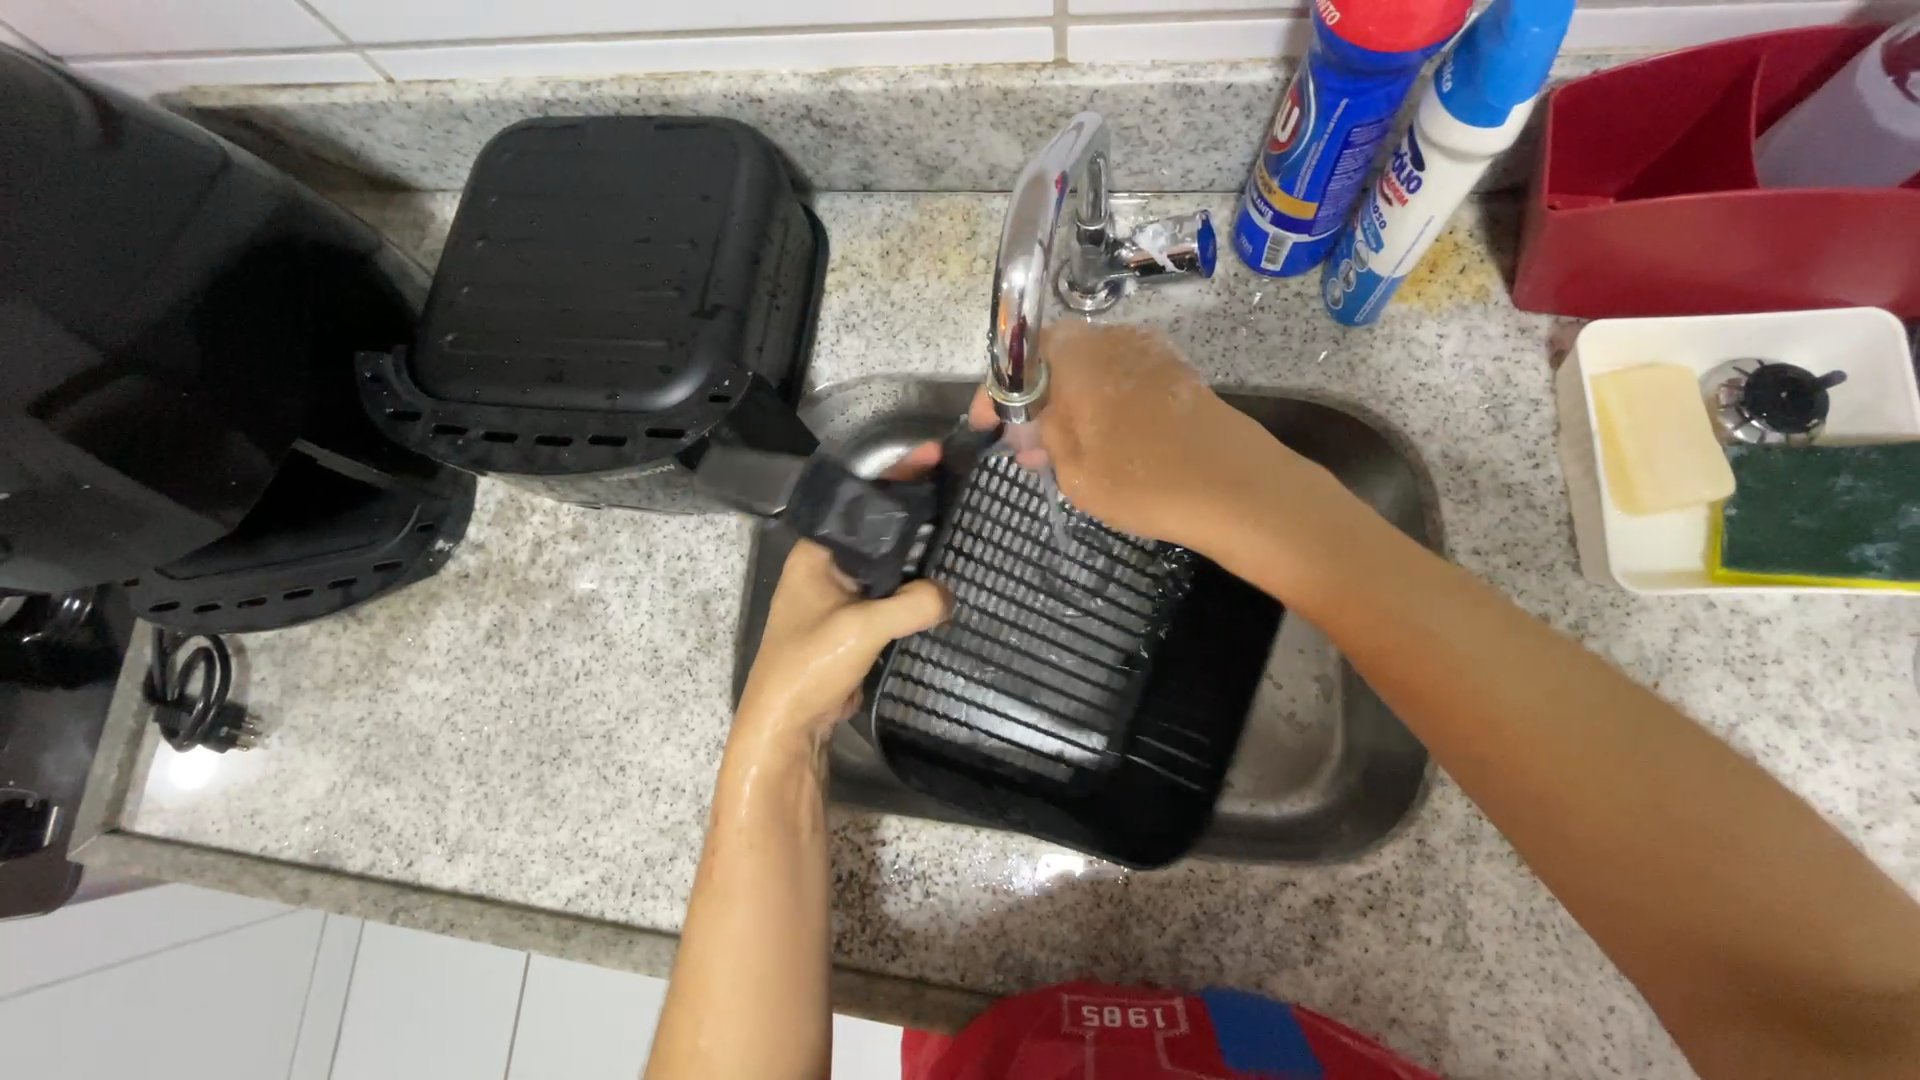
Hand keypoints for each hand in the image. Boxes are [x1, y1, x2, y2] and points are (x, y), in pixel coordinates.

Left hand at [734, 445, 950, 740]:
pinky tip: (940, 582)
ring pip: (884, 565)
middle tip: (954, 490)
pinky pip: (887, 596)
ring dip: (914, 555)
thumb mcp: (862, 628)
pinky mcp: (853, 625)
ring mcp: (839, 598)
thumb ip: (912, 604)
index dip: (896, 478)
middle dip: (911, 512)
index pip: (860, 504)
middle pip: (875, 531)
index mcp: (816, 555)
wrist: (787, 726)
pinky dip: (911, 589)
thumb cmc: (810, 665)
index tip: (932, 456)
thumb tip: (950, 595)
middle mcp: (826, 568)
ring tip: (956, 528)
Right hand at [969, 321, 1293, 551]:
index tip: (984, 425)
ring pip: (1089, 375)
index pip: (1018, 361)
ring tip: (1057, 456)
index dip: (995, 395)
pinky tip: (1099, 448)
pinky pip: (1120, 384)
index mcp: (1076, 352)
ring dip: (1067, 409)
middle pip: (1055, 363)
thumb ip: (1042, 435)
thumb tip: (1032, 423)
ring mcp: (1150, 354)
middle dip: (1033, 404)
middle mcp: (1111, 339)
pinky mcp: (1177, 377)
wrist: (1238, 488)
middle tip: (1023, 448)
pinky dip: (1100, 410)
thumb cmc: (1142, 478)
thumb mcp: (1072, 466)